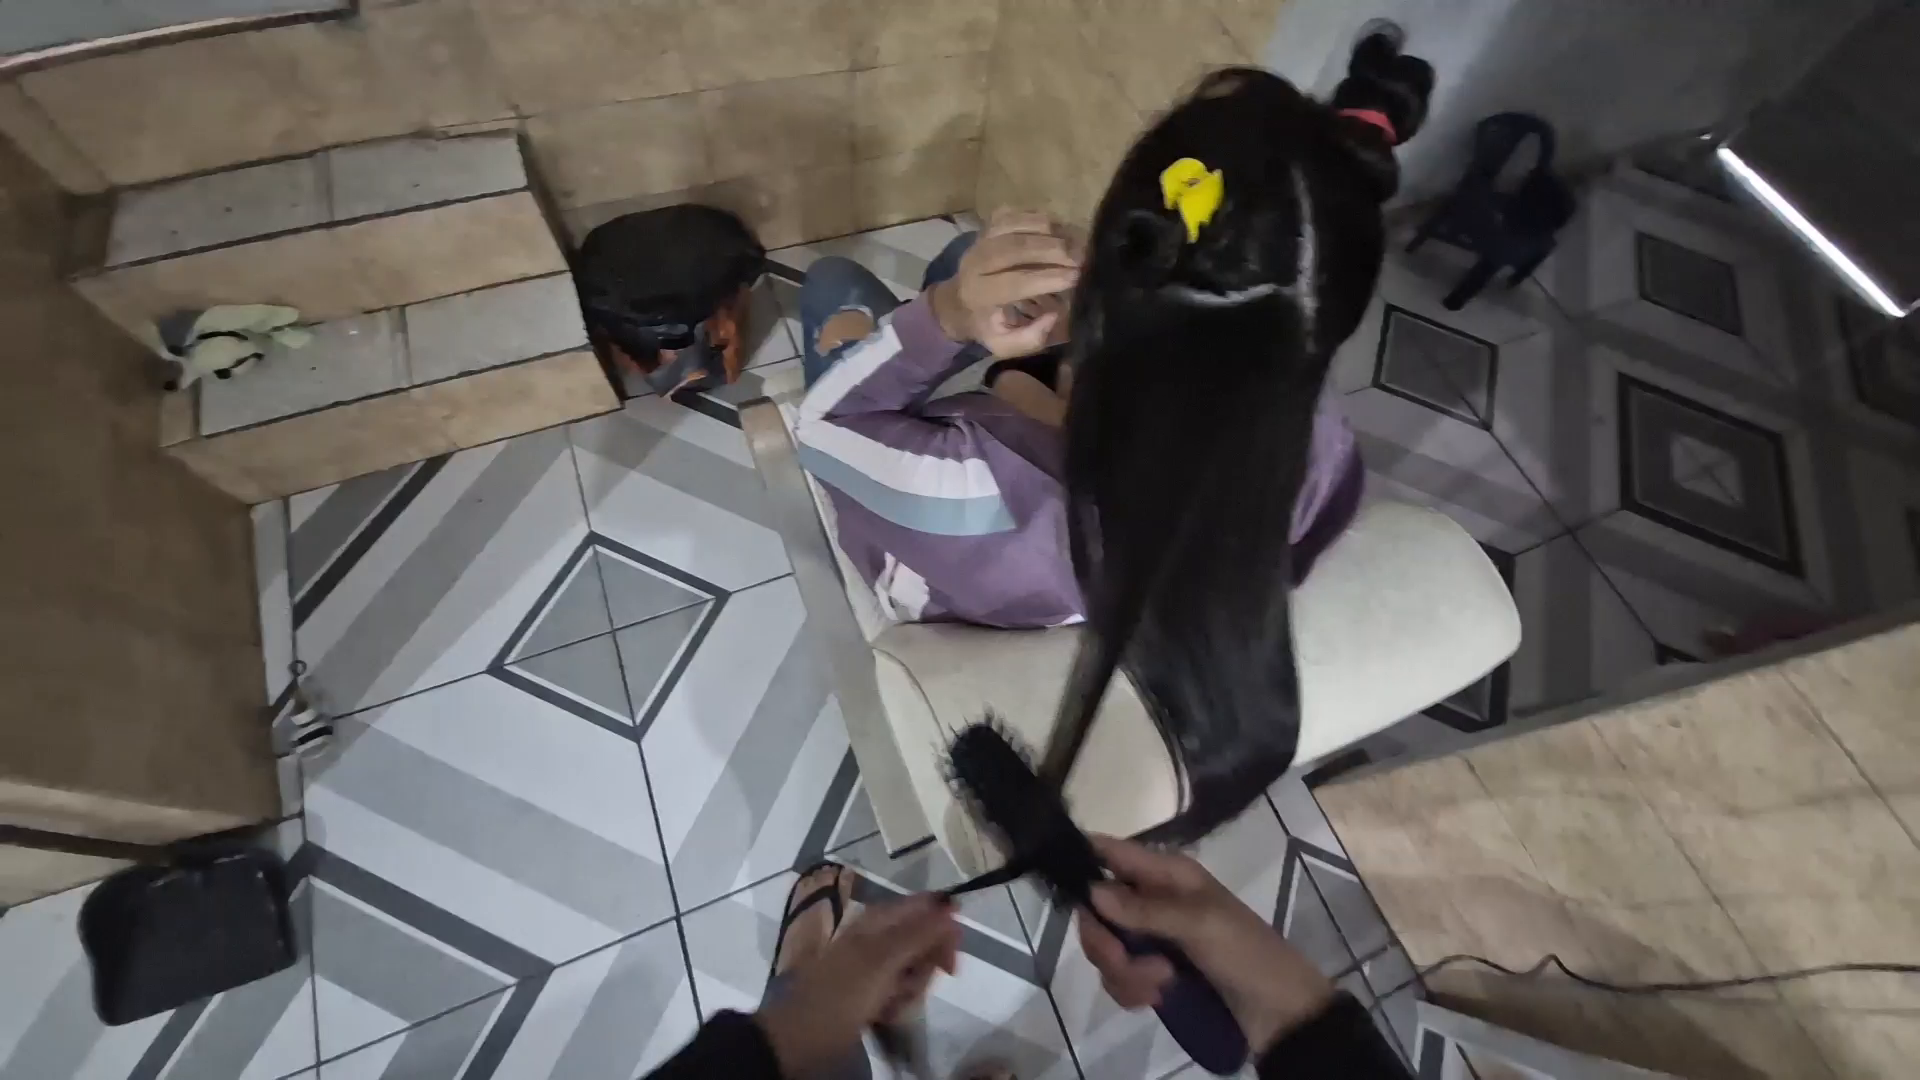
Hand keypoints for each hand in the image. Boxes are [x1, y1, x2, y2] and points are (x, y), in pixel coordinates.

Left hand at [756, 894, 960, 1076]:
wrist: (796, 1037)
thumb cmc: (839, 994)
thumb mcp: (881, 961)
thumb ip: (919, 934)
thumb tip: (952, 907)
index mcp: (881, 919)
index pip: (927, 908)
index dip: (944, 931)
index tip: (950, 965)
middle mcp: (880, 933)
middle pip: (924, 941)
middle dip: (923, 970)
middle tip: (908, 990)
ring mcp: (874, 962)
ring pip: (913, 970)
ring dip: (909, 992)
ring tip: (888, 1006)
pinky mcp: (870, 988)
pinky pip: (899, 990)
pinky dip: (896, 1004)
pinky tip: (882, 1014)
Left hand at [930, 210, 1079, 357]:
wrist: (959, 301)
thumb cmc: (988, 325)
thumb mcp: (1004, 344)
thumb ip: (1029, 338)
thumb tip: (1054, 316)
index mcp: (978, 293)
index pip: (1015, 281)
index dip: (1047, 278)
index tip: (1077, 277)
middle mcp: (977, 260)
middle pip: (1018, 247)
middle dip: (1056, 250)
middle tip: (1085, 258)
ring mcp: (983, 237)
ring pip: (1021, 224)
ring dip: (1055, 231)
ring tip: (1080, 244)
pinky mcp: (991, 223)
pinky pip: (1021, 213)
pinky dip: (1045, 219)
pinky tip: (1063, 232)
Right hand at [1078, 836, 1335, 1054]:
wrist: (1283, 1015)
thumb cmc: (1246, 952)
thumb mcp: (1200, 925)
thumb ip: (1145, 910)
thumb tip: (1092, 892)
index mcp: (1165, 872)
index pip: (1111, 851)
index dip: (1082, 859)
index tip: (1062, 883)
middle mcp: (1150, 898)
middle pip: (1097, 906)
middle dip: (1103, 938)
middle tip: (1120, 960)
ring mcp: (1150, 937)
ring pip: (1104, 944)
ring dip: (1123, 970)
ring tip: (1158, 987)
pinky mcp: (1152, 973)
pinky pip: (1118, 975)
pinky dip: (1130, 989)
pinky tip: (1155, 999)